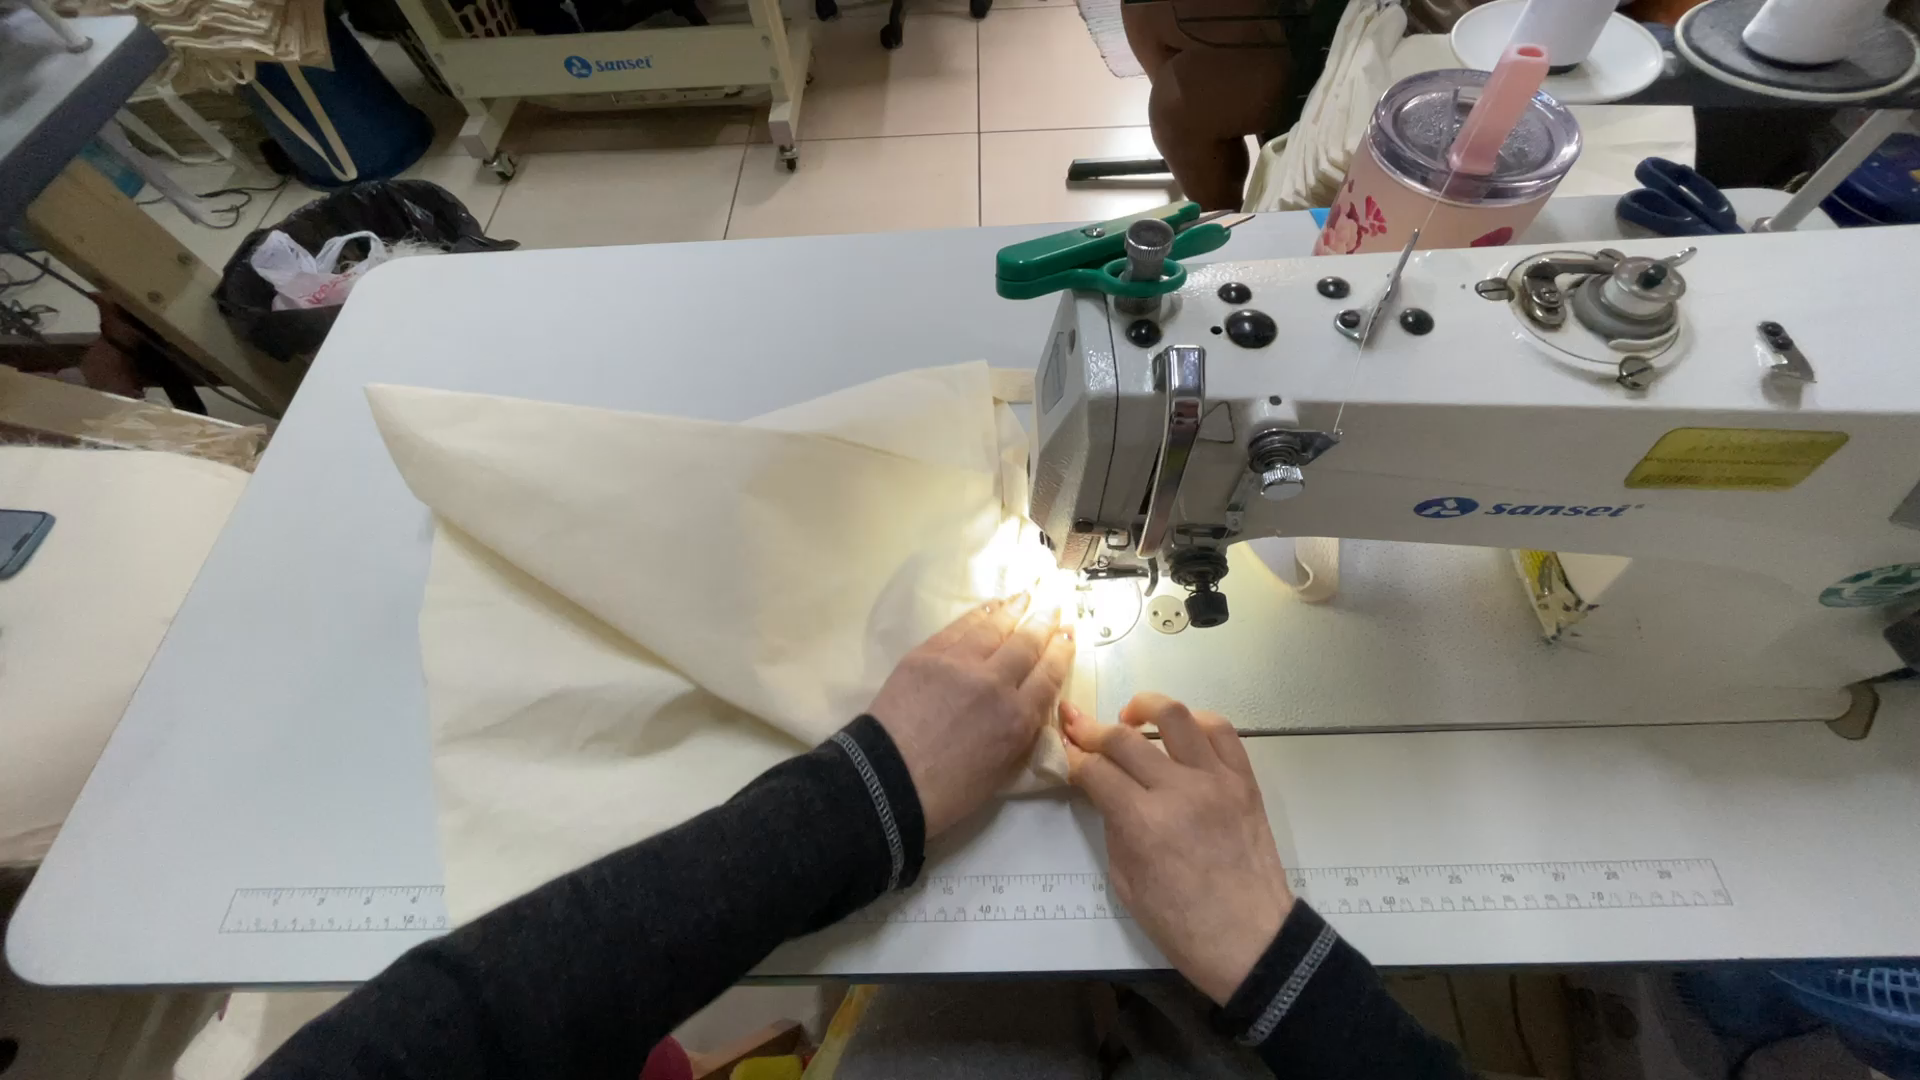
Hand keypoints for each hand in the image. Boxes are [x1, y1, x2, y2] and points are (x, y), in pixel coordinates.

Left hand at [868, 593, 1075, 838]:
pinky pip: (960, 626)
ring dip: (1014, 610)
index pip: (1050, 674)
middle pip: (1026, 644)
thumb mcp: (1003, 770)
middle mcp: (994, 683)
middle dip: (1044, 623)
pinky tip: (990, 607)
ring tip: (1026, 597)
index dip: (1062, 650)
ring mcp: (959, 664)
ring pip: (994, 628)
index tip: (1069, 634)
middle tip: (1054, 608)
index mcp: (1017, 718)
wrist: (887, 781)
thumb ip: (1023, 733)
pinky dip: (980, 614)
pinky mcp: (928, 654)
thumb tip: (1032, 703)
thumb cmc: (948, 790)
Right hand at [1063, 693, 1294, 1004]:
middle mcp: (1179, 791)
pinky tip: (1179, 732)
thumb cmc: (1181, 923)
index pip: (1095, 769)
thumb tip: (1102, 785)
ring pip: (1174, 716)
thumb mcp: (1124, 879)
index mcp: (1144, 823)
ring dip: (1144, 707)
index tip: (1064, 750)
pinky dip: (1195, 721)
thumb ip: (1111, 823)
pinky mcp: (1244, 780)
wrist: (1251, 942)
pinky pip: (1221, 730)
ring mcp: (1216, 781)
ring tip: (1130, 718)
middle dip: (1090, 728)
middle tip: (1078, 726)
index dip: (1073, 756)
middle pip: (1123, 738)